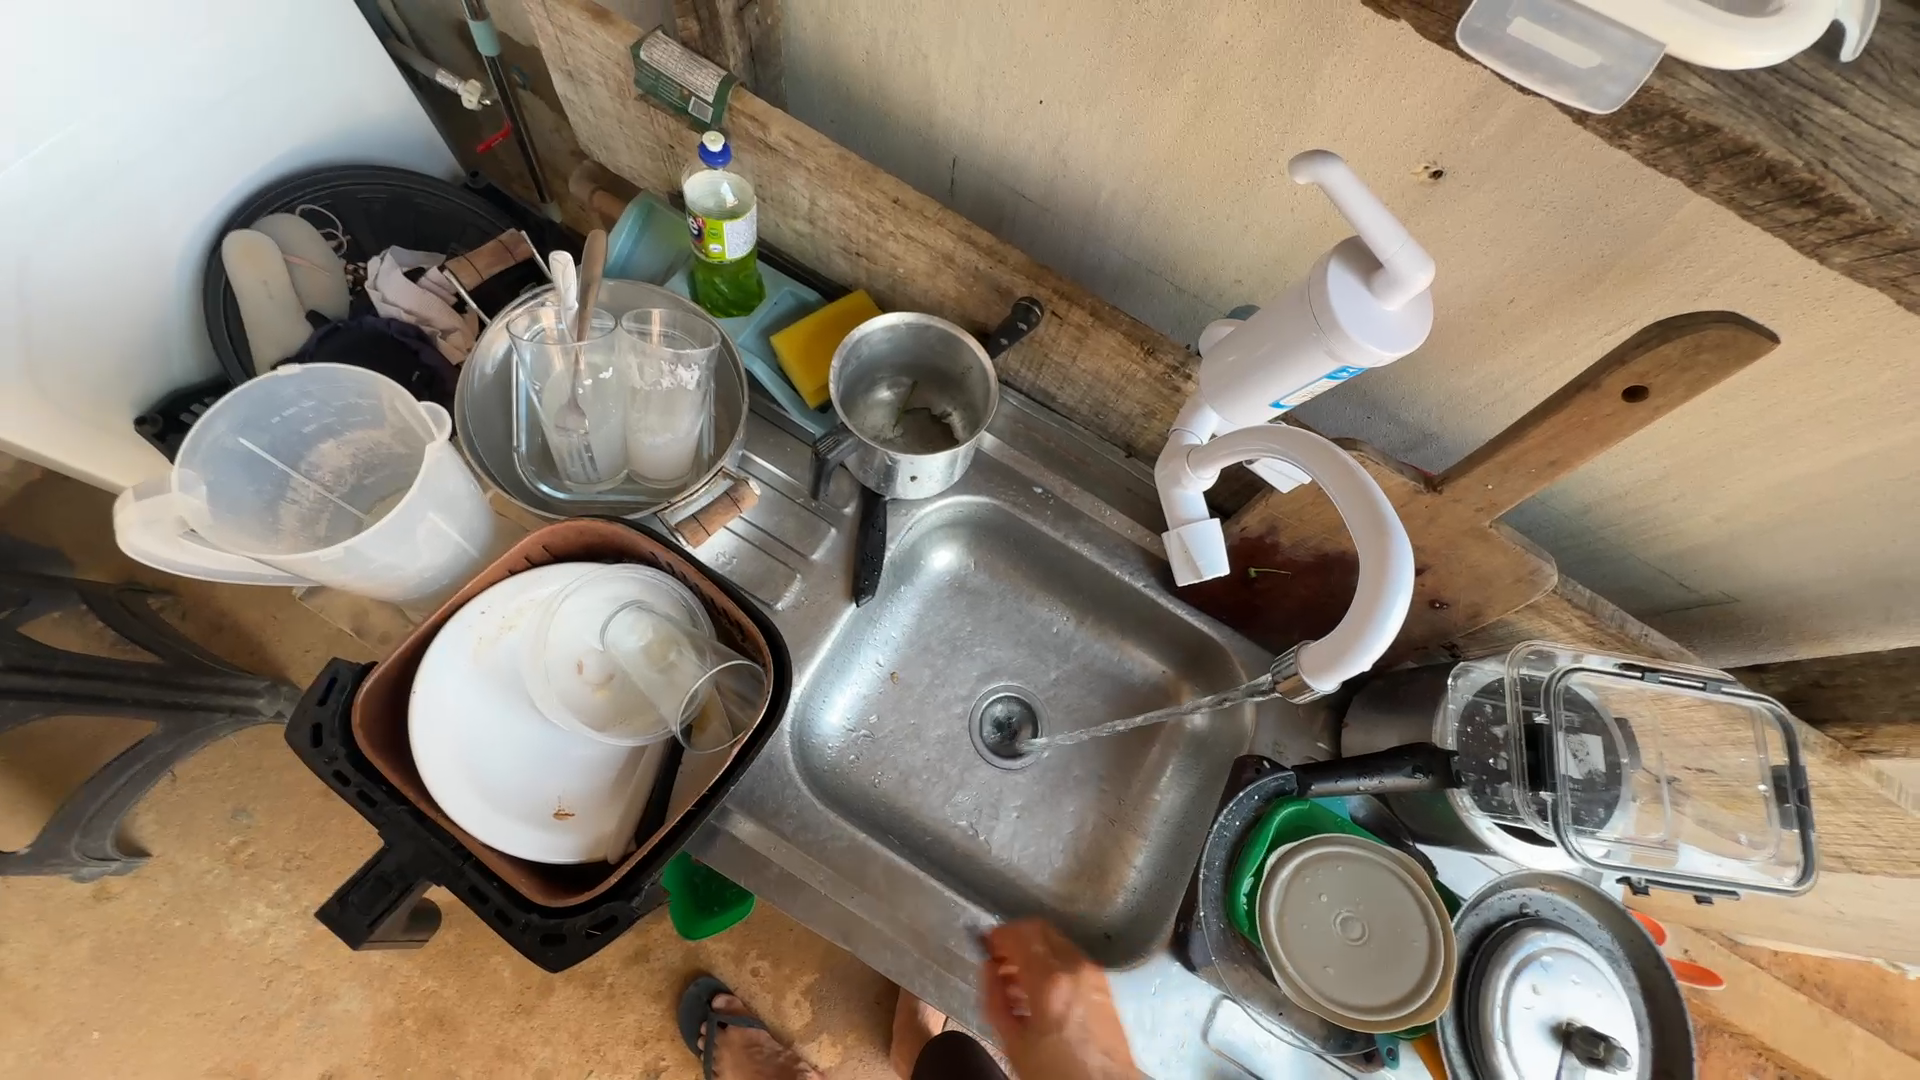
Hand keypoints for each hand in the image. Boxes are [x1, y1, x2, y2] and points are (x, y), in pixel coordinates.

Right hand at [980, 918, 1137, 1079]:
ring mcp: (1091, 970)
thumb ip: (994, 1000)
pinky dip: (1052, 959)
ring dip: (1034, 948)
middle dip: (1015, 937)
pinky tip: (1041, 986)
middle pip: (1038, 928)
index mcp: (1048, 979)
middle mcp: (1072, 965)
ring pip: (1055, 939)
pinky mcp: (1102, 981)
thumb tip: (988, 969)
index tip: (985, 947)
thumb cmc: (1056, 1073)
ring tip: (1017, 977)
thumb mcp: (1014, 1043)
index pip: (1018, 934)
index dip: (997, 936)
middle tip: (1000, 958)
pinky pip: (1071, 955)